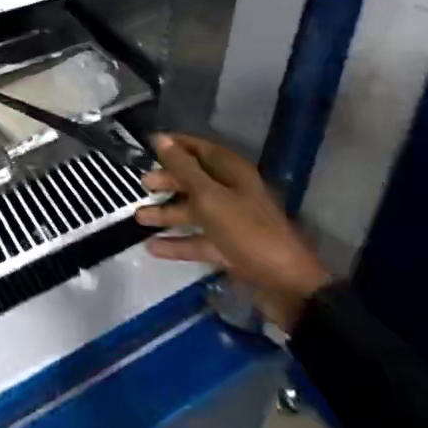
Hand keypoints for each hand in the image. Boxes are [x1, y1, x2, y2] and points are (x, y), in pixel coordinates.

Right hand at [135, 133, 330, 330]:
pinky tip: (153, 247)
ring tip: (139, 218)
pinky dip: (177, 243)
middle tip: (142, 184)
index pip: (200, 149)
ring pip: (194, 212)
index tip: (148, 144)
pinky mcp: (231, 249)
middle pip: (194, 181)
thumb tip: (161, 139)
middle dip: (168, 181)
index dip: (175, 145)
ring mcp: (232, 223)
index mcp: (232, 174)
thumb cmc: (248, 232)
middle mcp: (232, 194)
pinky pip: (199, 241)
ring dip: (167, 214)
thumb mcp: (210, 196)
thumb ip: (183, 168)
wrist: (288, 288)